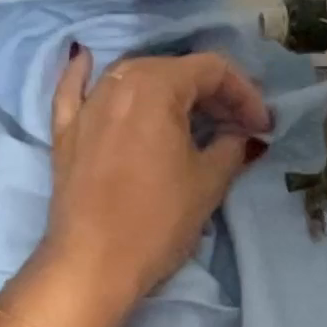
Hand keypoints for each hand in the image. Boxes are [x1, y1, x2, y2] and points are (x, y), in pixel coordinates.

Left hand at [40, 46, 271, 306]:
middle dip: (210, 95)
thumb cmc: (157, 222)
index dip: (245, 94)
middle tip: (236, 127)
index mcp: (156, 85)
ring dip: (166, 92)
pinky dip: (84, 76)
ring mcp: (86, 107)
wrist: (92, 264)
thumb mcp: (207, 184)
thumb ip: (231, 148)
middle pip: (172, 72)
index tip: (262, 125)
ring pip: (132, 80)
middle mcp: (117, 83)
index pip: (212, 70)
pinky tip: (86, 61)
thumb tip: (242, 134)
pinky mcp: (64, 134)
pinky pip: (75, 92)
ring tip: (191, 118)